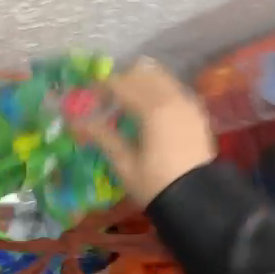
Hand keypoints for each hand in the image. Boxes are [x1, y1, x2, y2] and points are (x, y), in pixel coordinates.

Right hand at [75, 57, 216, 203]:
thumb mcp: (124, 163)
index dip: (100, 88)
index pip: (121, 85)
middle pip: (142, 73)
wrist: (197, 199)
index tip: (86, 97)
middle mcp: (173, 99)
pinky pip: (173, 89)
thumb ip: (102, 136)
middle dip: (120, 81)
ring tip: (125, 105)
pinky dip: (156, 92)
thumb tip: (77, 122)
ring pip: (160, 77)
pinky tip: (146, 112)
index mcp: (153, 110)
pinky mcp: (196, 113)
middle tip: (104, 100)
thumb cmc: (155, 184)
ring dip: (139, 84)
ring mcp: (188, 104)